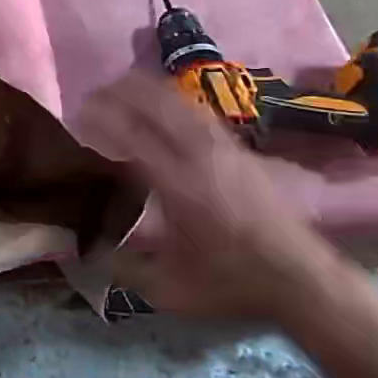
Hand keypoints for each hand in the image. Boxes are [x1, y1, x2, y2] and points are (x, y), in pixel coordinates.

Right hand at [82, 73, 344, 319]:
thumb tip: (95, 250)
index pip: (132, 135)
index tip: (79, 112)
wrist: (298, 275)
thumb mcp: (171, 289)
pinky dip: (172, 100)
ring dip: (147, 89)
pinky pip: (198, 110)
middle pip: (156, 103)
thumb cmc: (231, 282)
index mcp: (178, 186)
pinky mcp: (239, 147)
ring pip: (179, 100)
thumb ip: (127, 267)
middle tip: (94, 94)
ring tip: (122, 89)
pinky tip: (162, 105)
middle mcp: (200, 155)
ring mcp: (223, 146)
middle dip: (120, 91)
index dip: (102, 117)